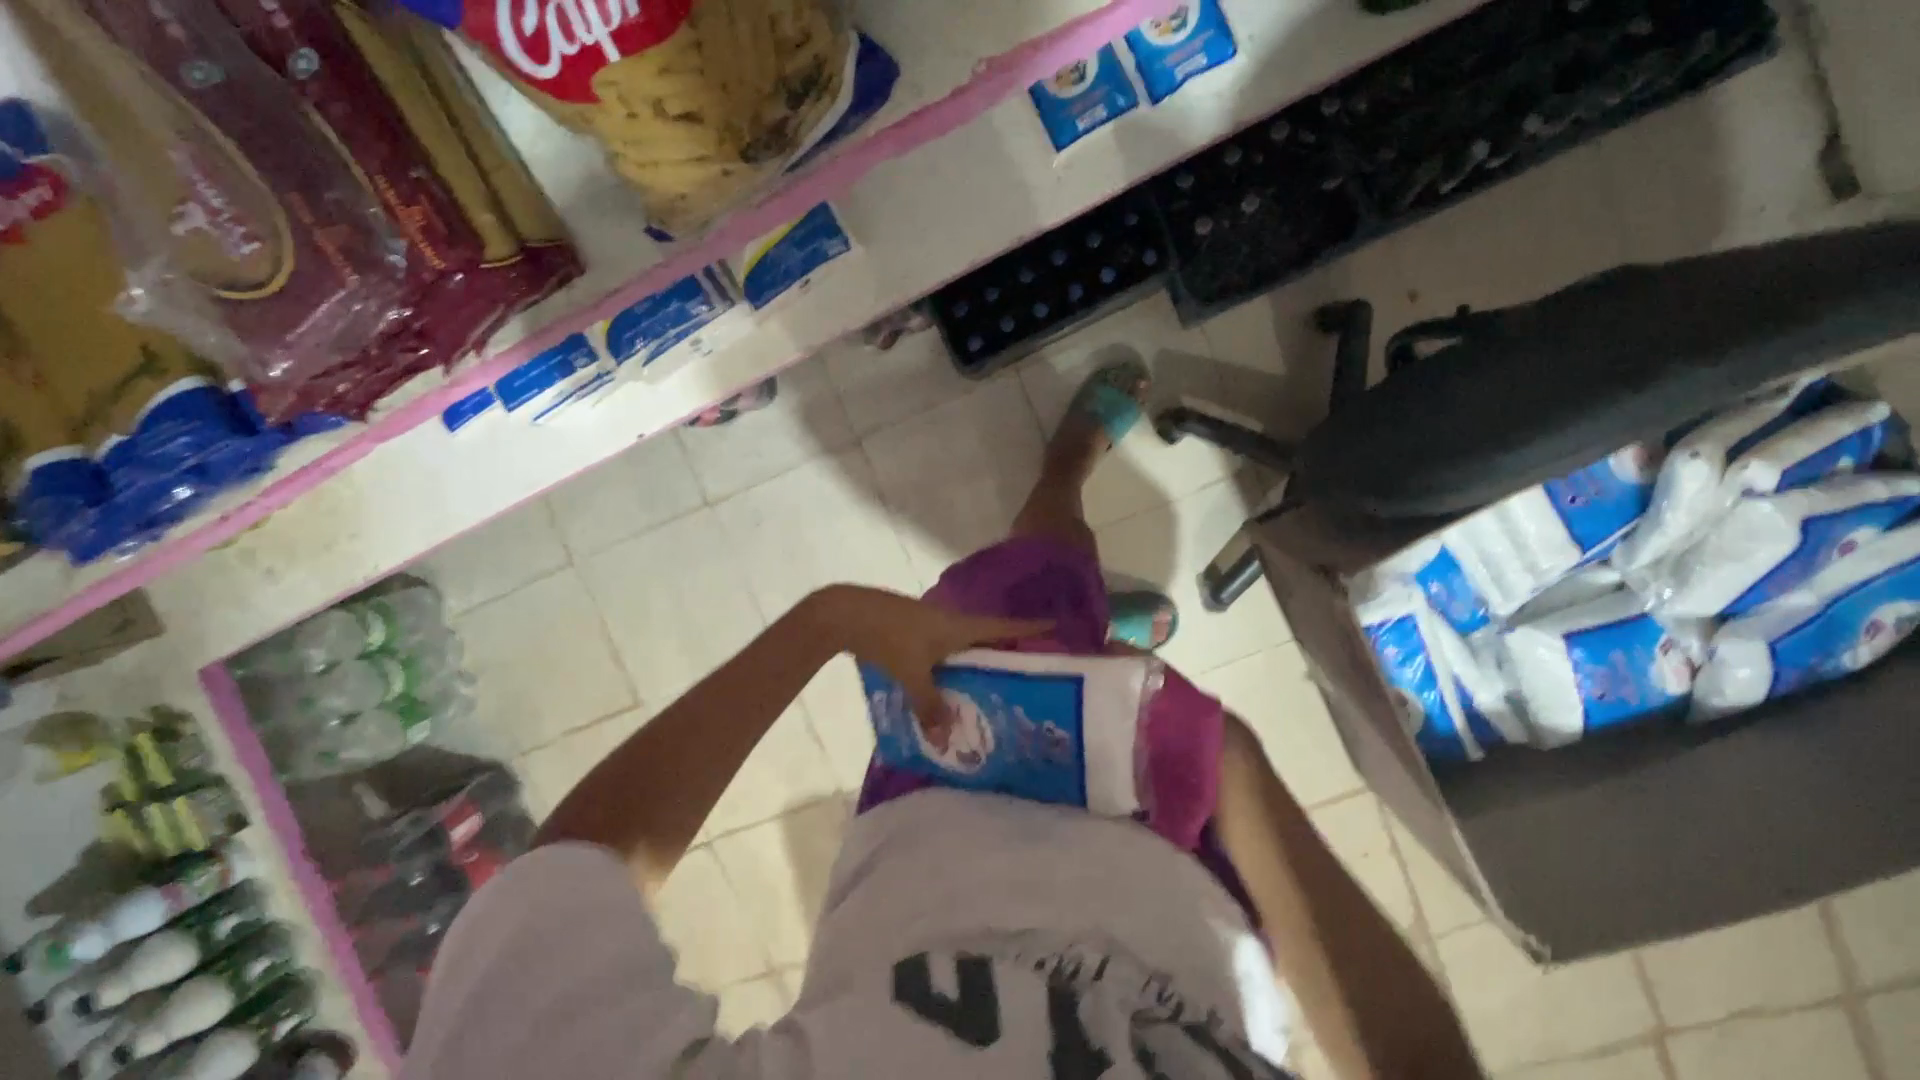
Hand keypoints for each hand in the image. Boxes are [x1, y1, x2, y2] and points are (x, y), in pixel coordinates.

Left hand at [805, 585, 1052, 732]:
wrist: (844, 614)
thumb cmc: (886, 638)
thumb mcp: (912, 674)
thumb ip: (930, 707)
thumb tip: (948, 739)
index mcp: (960, 626)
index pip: (1006, 626)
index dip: (1032, 627)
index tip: (1060, 628)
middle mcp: (950, 621)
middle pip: (988, 636)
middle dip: (1008, 652)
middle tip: (1029, 675)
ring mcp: (930, 623)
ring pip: (964, 644)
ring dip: (978, 660)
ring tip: (993, 687)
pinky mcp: (912, 630)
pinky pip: (944, 649)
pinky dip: (953, 664)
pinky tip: (950, 684)